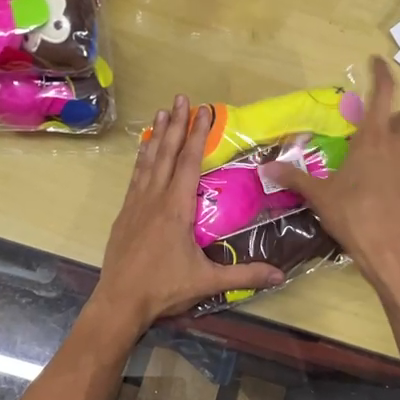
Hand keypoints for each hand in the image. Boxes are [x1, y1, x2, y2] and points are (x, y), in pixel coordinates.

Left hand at [91, 95, 284, 328]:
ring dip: (156, 135)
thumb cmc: (163, 289)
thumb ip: (244, 275)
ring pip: (147, 161)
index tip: (204, 110)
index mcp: (176, 208)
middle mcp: (154, 199)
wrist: (119, 302)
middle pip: (166, 153)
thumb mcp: (207, 282)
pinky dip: (141, 159)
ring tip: (161, 112)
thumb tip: (280, 274)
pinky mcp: (125, 214)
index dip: (197, 134)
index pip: (189, 162)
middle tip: (181, 98)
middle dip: (176, 124)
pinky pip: (135, 177)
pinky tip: (143, 150)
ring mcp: (136, 205)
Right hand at [264, 57, 399, 283]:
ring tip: (393, 185)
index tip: (379, 61)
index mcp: (373, 138)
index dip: (381, 74)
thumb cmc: (352, 214)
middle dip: (396, 127)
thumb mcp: (320, 196)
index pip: (382, 93)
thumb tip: (266, 168)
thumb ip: (294, 178)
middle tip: (382, 146)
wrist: (390, 248)